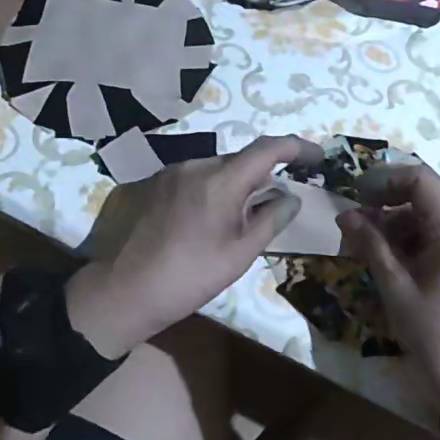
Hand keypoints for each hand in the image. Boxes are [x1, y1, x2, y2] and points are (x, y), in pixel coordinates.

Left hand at [66, 135, 319, 357]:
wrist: (121, 291)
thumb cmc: (188, 277)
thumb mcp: (239, 254)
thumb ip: (270, 219)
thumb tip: (290, 198)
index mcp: (221, 179)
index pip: (268, 148)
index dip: (297, 147)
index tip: (317, 157)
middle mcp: (194, 165)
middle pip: (239, 161)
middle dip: (261, 176)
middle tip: (275, 204)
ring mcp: (168, 173)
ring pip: (213, 170)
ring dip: (232, 186)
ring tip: (234, 222)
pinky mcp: (150, 185)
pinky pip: (190, 180)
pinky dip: (207, 192)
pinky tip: (201, 224)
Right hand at [339, 165, 439, 439]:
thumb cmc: (435, 332)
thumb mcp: (395, 286)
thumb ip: (370, 243)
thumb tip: (345, 214)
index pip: (419, 179)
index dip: (384, 179)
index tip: (353, 194)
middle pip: (421, 196)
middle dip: (383, 204)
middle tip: (350, 225)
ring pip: (422, 217)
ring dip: (389, 224)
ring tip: (359, 246)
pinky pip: (430, 237)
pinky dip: (403, 241)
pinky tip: (380, 260)